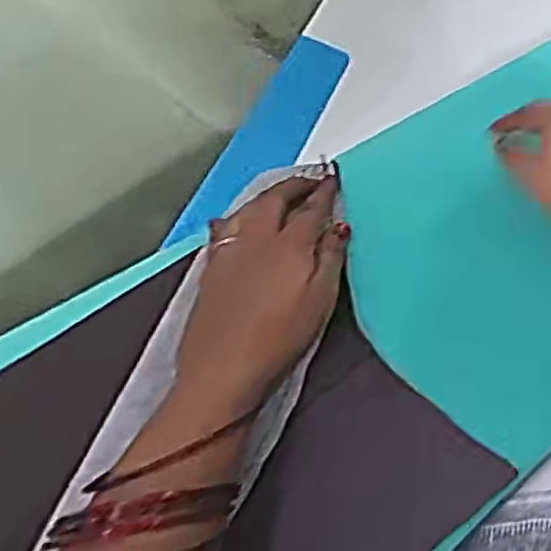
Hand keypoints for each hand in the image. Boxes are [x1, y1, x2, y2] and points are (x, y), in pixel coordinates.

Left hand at [175, 174, 346, 416]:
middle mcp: (256, 241)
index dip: (324, 192)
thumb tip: (338, 226)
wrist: (222, 372)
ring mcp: (229, 254)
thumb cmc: (282, 336)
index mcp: (289, 245)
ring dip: (266, 195)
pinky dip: (238, 215)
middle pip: (275, 200)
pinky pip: (224, 228)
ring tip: (280, 192)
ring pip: (246, 209)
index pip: (311, 209)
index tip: (334, 179)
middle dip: (295, 185)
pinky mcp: (211, 271)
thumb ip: (331, 256)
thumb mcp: (322, 297)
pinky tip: (235, 218)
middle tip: (311, 179)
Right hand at [492, 101, 550, 225]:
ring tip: (534, 135)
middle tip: (514, 127)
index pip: (526, 114)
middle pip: (548, 110)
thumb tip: (502, 145)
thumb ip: (512, 156)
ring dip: (548, 123)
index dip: (507, 123)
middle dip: (529, 118)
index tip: (494, 132)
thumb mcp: (531, 175)